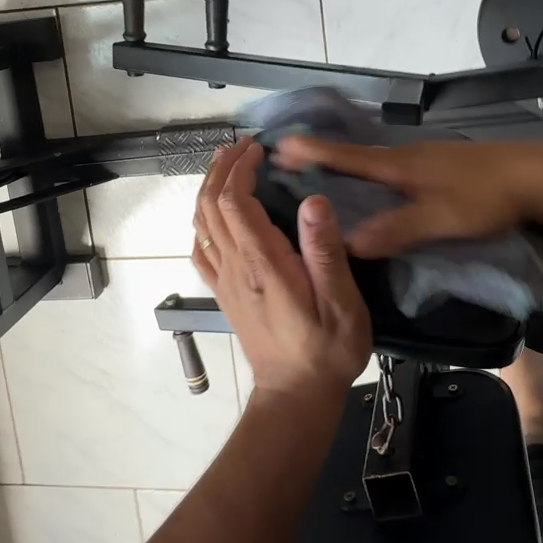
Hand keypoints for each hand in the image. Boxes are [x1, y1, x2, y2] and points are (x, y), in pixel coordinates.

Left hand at [191, 141, 372, 401]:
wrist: (295, 397)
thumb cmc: (325, 349)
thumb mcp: (341, 302)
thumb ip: (325, 251)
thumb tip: (312, 200)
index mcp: (262, 262)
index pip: (234, 201)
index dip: (240, 168)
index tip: (259, 147)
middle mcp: (235, 266)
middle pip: (210, 205)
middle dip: (221, 168)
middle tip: (243, 145)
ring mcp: (224, 280)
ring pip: (201, 223)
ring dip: (210, 187)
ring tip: (228, 164)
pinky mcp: (224, 293)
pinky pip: (201, 248)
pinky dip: (204, 219)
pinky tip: (217, 211)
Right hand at [272, 136, 542, 257]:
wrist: (536, 176)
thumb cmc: (486, 196)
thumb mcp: (441, 218)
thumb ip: (397, 229)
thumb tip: (348, 242)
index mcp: (400, 165)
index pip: (347, 158)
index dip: (313, 153)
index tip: (279, 145)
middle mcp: (407, 156)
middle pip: (354, 156)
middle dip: (320, 158)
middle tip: (286, 160)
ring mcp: (425, 160)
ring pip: (373, 162)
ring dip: (344, 166)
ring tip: (318, 175)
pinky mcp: (439, 168)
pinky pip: (390, 169)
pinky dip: (368, 174)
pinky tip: (369, 187)